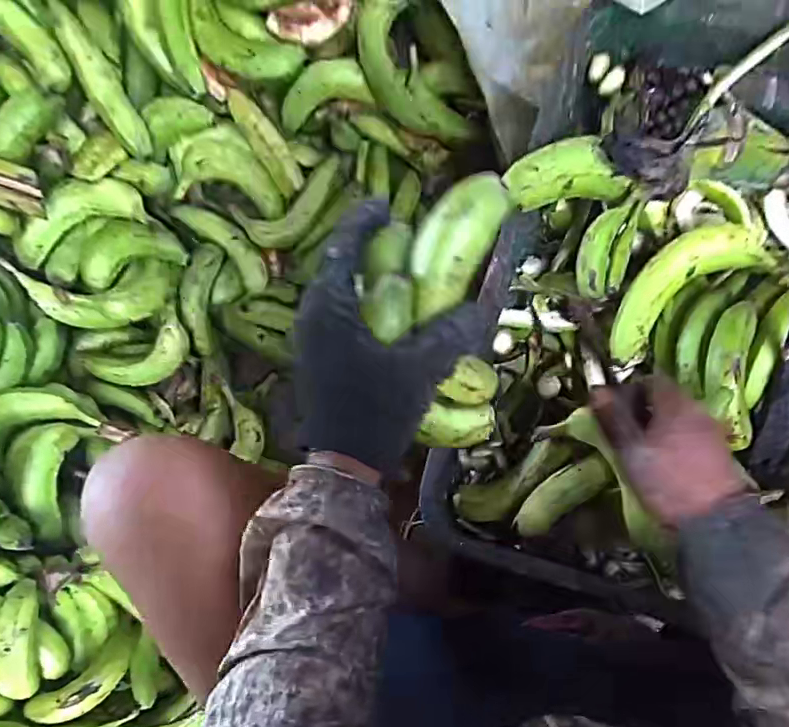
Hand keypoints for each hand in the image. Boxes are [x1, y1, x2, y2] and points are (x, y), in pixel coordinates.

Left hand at [293, 200, 492, 473]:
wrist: (344, 460)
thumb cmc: (377, 410)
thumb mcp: (418, 370)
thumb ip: (447, 336)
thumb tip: (477, 309)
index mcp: (330, 307)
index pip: (344, 245)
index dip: (365, 220)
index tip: (386, 204)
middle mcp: (312, 315)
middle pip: (338, 265)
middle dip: (365, 246)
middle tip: (395, 234)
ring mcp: (310, 339)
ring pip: (337, 292)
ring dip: (363, 276)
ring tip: (393, 270)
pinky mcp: (316, 359)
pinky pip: (338, 315)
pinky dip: (360, 303)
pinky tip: (383, 314)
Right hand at [593, 377, 746, 525]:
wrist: (715, 517)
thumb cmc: (667, 482)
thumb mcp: (631, 452)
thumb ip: (613, 420)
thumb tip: (597, 390)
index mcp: (676, 403)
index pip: (651, 380)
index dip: (630, 390)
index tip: (614, 409)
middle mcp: (698, 409)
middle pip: (667, 398)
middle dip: (644, 411)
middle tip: (624, 433)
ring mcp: (712, 431)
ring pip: (680, 418)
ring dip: (660, 428)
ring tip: (643, 451)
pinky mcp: (719, 452)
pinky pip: (692, 436)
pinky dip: (675, 442)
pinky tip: (666, 463)